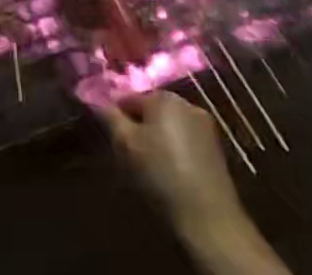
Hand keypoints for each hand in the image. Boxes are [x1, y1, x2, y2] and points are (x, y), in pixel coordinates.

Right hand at [92, 91, 243, 230]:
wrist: (206, 215)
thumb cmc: (160, 176)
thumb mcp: (126, 147)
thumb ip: (111, 119)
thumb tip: (97, 100)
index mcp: (163, 97)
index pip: (129, 98)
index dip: (116, 116)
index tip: (110, 138)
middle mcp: (185, 102)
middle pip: (151, 108)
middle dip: (137, 126)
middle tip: (126, 155)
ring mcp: (203, 122)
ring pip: (169, 123)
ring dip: (156, 137)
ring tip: (147, 166)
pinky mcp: (214, 144)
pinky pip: (185, 137)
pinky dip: (174, 147)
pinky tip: (169, 171)